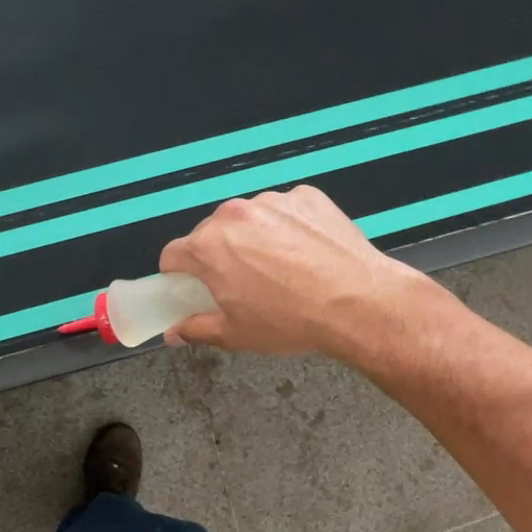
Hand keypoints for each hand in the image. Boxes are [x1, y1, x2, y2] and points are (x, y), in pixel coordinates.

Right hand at [159, 185, 446, 357]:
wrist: (358, 303)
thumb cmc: (290, 321)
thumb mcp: (234, 334)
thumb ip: (196, 329)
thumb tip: (175, 332)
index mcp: (208, 248)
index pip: (172, 255)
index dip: (177, 276)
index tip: (191, 289)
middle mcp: (235, 215)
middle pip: (209, 233)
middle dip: (217, 256)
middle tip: (238, 285)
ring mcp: (273, 201)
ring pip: (247, 220)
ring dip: (251, 240)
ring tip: (277, 271)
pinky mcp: (306, 197)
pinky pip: (283, 212)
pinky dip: (285, 229)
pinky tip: (302, 256)